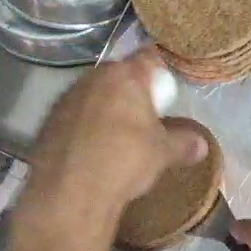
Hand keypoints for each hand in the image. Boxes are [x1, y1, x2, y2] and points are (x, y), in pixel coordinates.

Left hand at [22, 52, 206, 228]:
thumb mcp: (163, 154)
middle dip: (132, 92)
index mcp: (125, 75)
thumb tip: (203, 144)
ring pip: (95, 94)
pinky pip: (76, 114)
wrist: (69, 192)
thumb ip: (184, 143)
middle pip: (120, 75)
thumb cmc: (124, 161)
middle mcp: (93, 77)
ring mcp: (67, 97)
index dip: (161, 72)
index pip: (150, 58)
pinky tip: (92, 149)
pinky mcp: (48, 119)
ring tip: (117, 137)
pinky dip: (86, 125)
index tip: (168, 90)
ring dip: (106, 108)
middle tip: (146, 117)